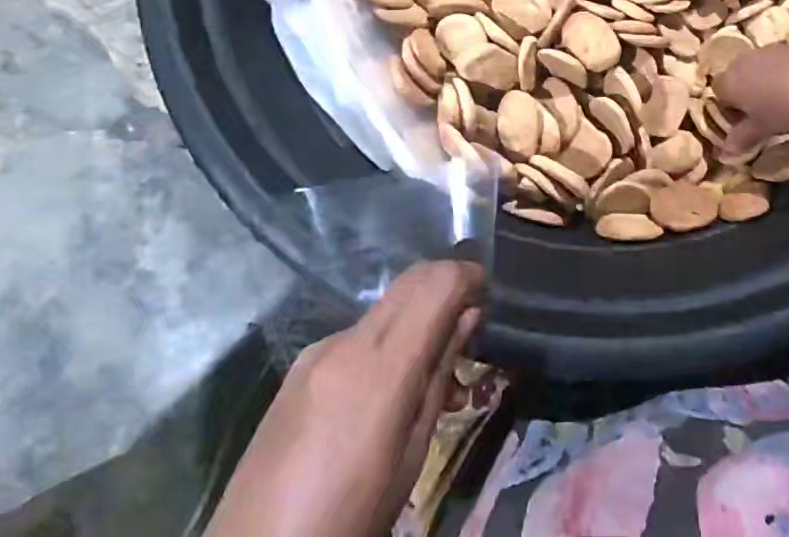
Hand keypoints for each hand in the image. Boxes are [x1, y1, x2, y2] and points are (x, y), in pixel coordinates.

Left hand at [209, 260, 483, 536]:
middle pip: (410, 281)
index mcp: (380, 367)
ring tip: (437, 376)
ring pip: (385, 308)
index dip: (467, 276)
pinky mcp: (299, 366)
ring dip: (418, 318)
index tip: (488, 293)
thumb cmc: (350, 515)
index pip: (435, 284)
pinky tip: (390, 391)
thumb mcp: (410, 454)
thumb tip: (467, 319)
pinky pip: (357, 335)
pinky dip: (387, 342)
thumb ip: (439, 377)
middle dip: (446, 286)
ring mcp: (317, 349)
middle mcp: (347, 341)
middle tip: (471, 324)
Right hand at [715, 45, 788, 155]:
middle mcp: (743, 60)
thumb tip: (725, 152)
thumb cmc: (785, 110)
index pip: (718, 94)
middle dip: (744, 92)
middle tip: (762, 112)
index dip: (729, 109)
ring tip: (784, 100)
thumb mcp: (762, 129)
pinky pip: (779, 62)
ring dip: (764, 81)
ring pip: (758, 67)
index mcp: (729, 81)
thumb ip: (741, 138)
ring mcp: (767, 50)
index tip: (744, 123)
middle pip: (736, 76)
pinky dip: (784, 73)